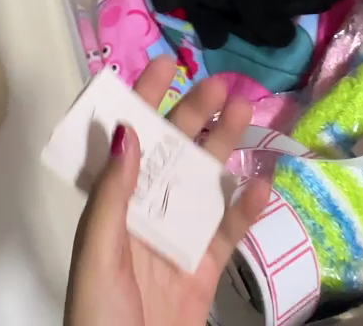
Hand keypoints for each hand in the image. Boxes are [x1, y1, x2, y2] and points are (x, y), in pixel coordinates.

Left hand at [64, 57, 271, 325]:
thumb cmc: (100, 315)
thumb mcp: (97, 252)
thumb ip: (113, 193)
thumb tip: (126, 129)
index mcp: (113, 204)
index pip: (129, 138)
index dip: (143, 98)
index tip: (165, 62)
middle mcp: (145, 211)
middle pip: (172, 152)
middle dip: (194, 114)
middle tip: (221, 82)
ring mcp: (177, 238)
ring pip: (204, 182)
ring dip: (224, 148)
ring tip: (246, 112)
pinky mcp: (205, 270)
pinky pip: (228, 232)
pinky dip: (247, 207)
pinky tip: (265, 182)